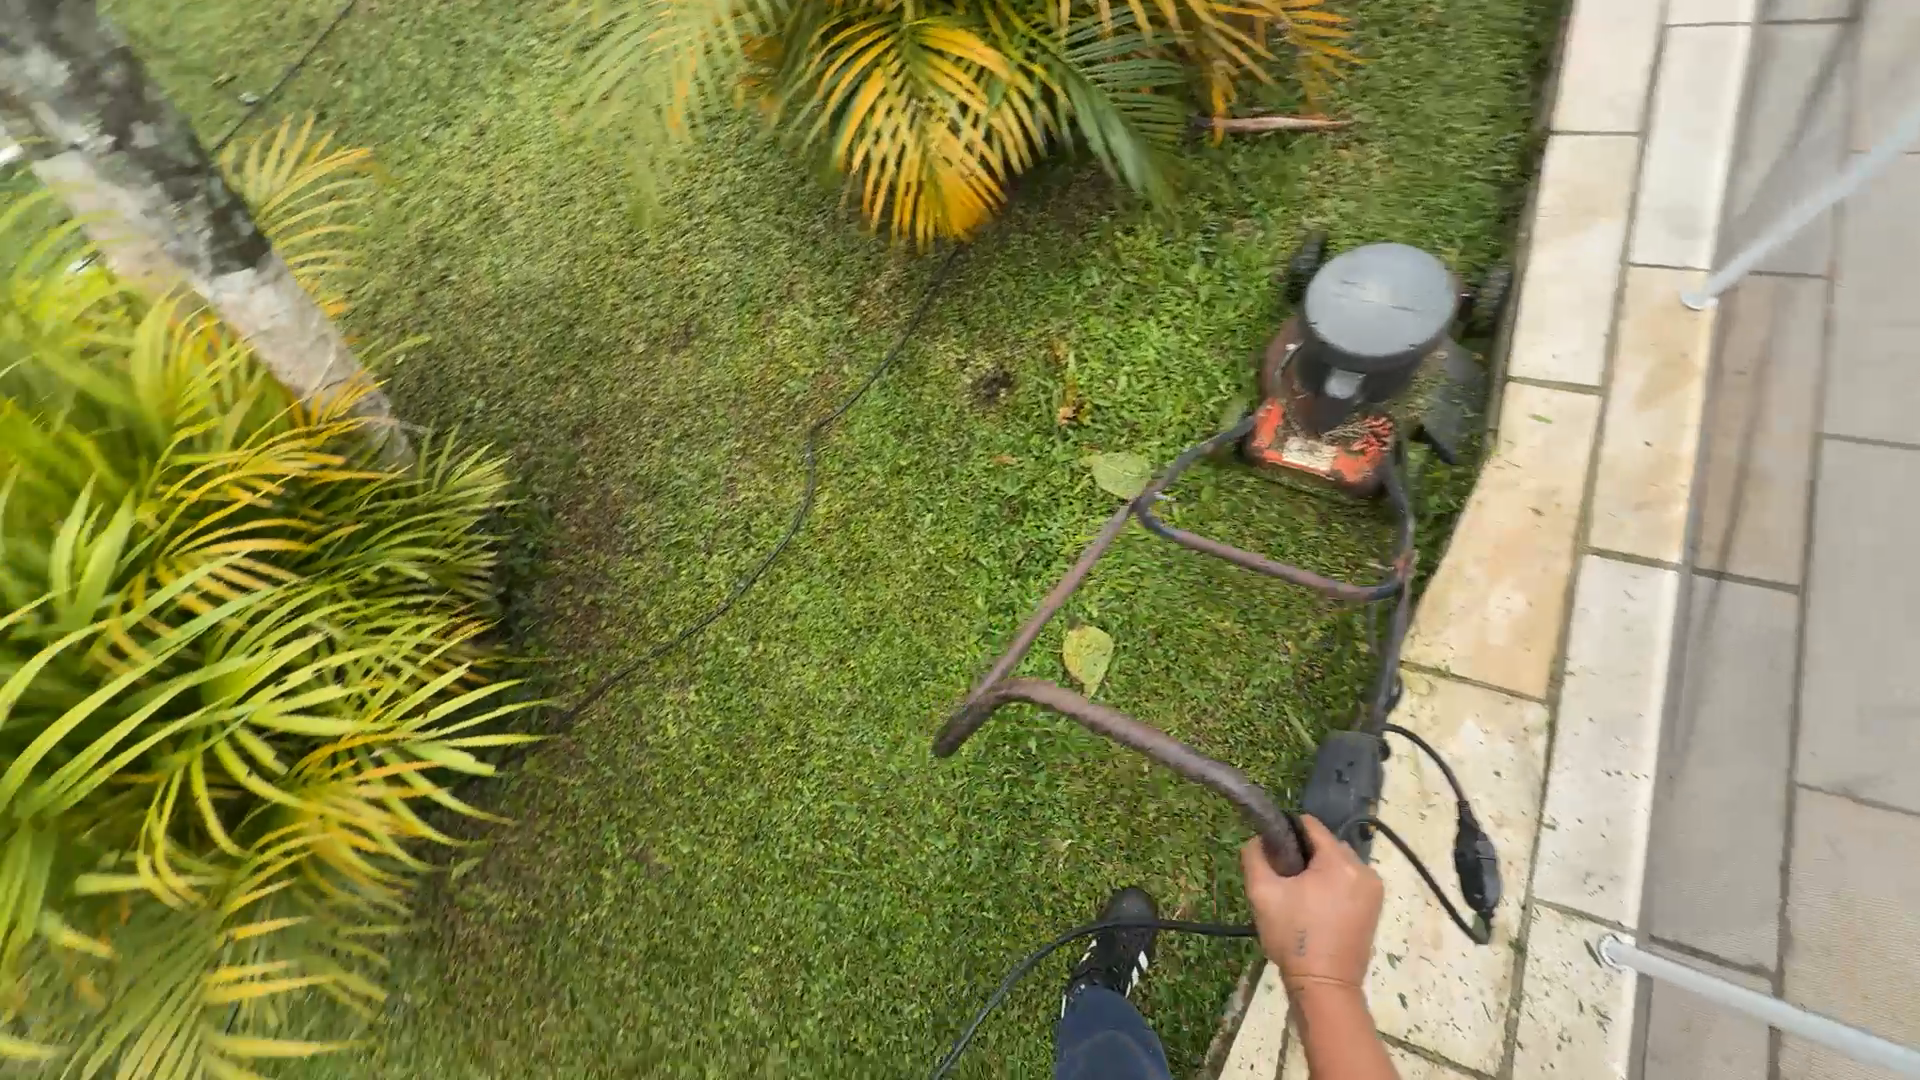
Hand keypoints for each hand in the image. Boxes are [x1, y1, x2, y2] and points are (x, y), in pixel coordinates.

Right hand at [1240, 815, 1383, 994]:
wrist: (1324, 986)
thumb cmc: (1293, 936)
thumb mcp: (1261, 891)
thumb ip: (1255, 854)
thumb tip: (1261, 839)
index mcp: (1339, 862)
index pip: (1310, 825)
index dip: (1286, 831)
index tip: (1272, 851)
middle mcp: (1364, 870)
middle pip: (1326, 843)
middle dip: (1304, 852)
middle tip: (1284, 877)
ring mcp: (1374, 890)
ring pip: (1338, 861)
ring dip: (1318, 868)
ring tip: (1299, 894)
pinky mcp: (1375, 907)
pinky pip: (1349, 880)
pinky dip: (1332, 883)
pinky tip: (1315, 905)